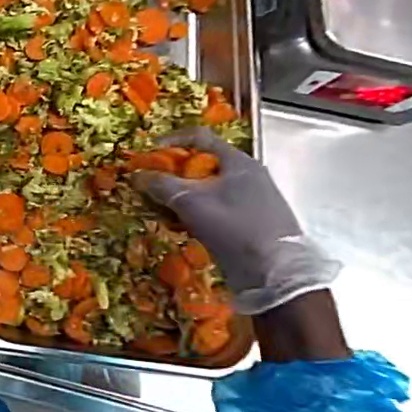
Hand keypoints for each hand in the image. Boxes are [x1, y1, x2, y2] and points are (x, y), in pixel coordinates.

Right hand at [132, 128, 339, 314]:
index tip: (149, 152)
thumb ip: (161, 185)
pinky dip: (194, 210)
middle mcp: (247, 175)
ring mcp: (250, 199)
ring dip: (180, 194)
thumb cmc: (234, 228)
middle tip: (150, 184)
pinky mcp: (249, 220)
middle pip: (201, 163)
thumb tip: (136, 175)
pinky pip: (214, 206)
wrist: (274, 275)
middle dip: (172, 172)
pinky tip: (180, 225)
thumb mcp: (191, 203)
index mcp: (238, 162)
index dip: (170, 140)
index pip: (200, 137)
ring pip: (206, 187)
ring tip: (160, 208)